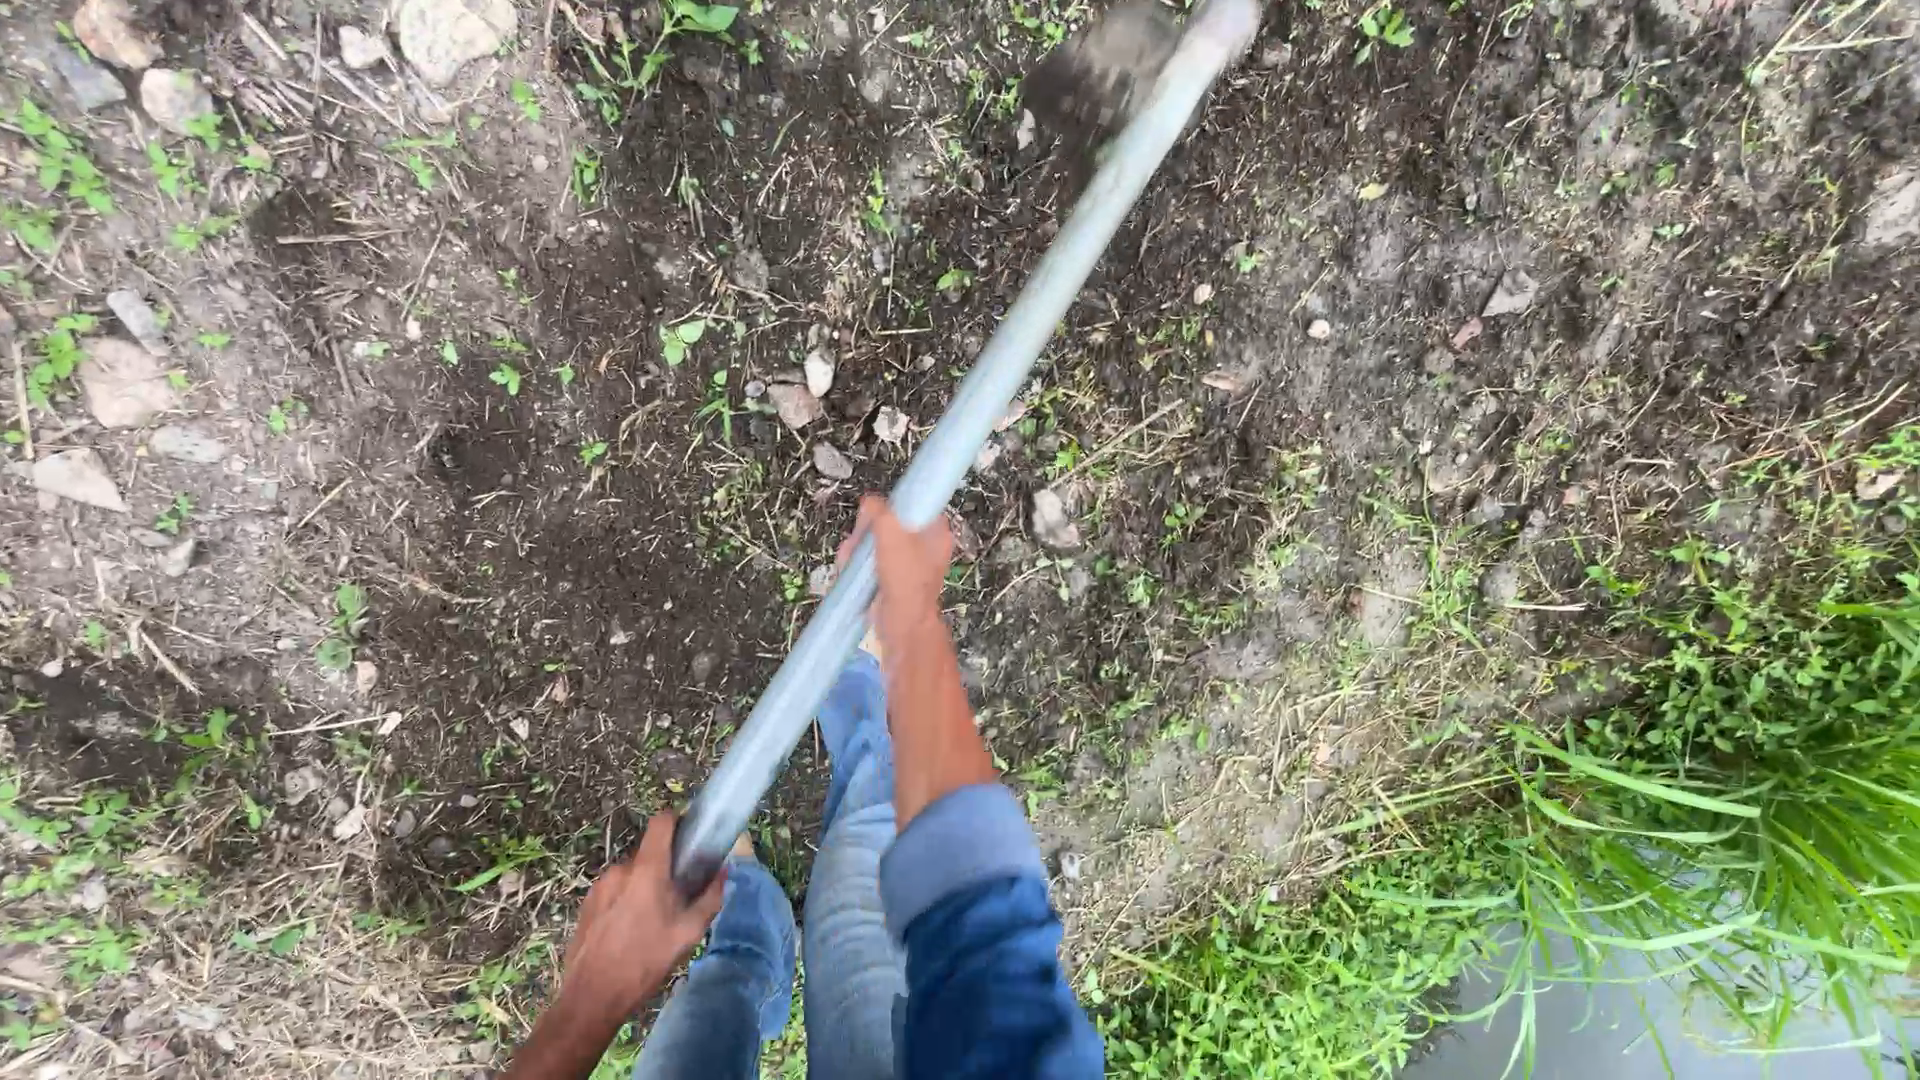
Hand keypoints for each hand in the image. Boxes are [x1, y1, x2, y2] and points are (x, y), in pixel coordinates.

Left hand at [556, 813, 725, 1023]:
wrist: (591, 999)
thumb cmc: (645, 962)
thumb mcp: (689, 933)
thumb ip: (710, 897)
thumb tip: (723, 872)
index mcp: (647, 869)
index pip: (661, 822)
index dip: (677, 821)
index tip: (691, 837)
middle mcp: (621, 870)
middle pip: (650, 853)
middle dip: (665, 867)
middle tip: (677, 894)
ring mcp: (600, 887)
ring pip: (632, 874)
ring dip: (645, 886)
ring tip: (653, 919)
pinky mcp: (587, 905)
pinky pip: (615, 890)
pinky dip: (627, 900)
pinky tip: (630, 931)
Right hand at [837, 495, 953, 649]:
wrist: (902, 624)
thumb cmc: (904, 577)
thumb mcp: (891, 534)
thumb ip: (879, 512)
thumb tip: (869, 501)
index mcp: (937, 533)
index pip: (916, 506)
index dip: (893, 506)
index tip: (874, 514)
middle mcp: (926, 548)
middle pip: (891, 526)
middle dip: (867, 532)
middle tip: (857, 541)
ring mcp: (909, 566)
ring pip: (878, 545)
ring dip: (859, 550)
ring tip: (849, 559)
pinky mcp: (893, 580)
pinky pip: (873, 564)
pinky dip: (860, 565)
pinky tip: (848, 569)